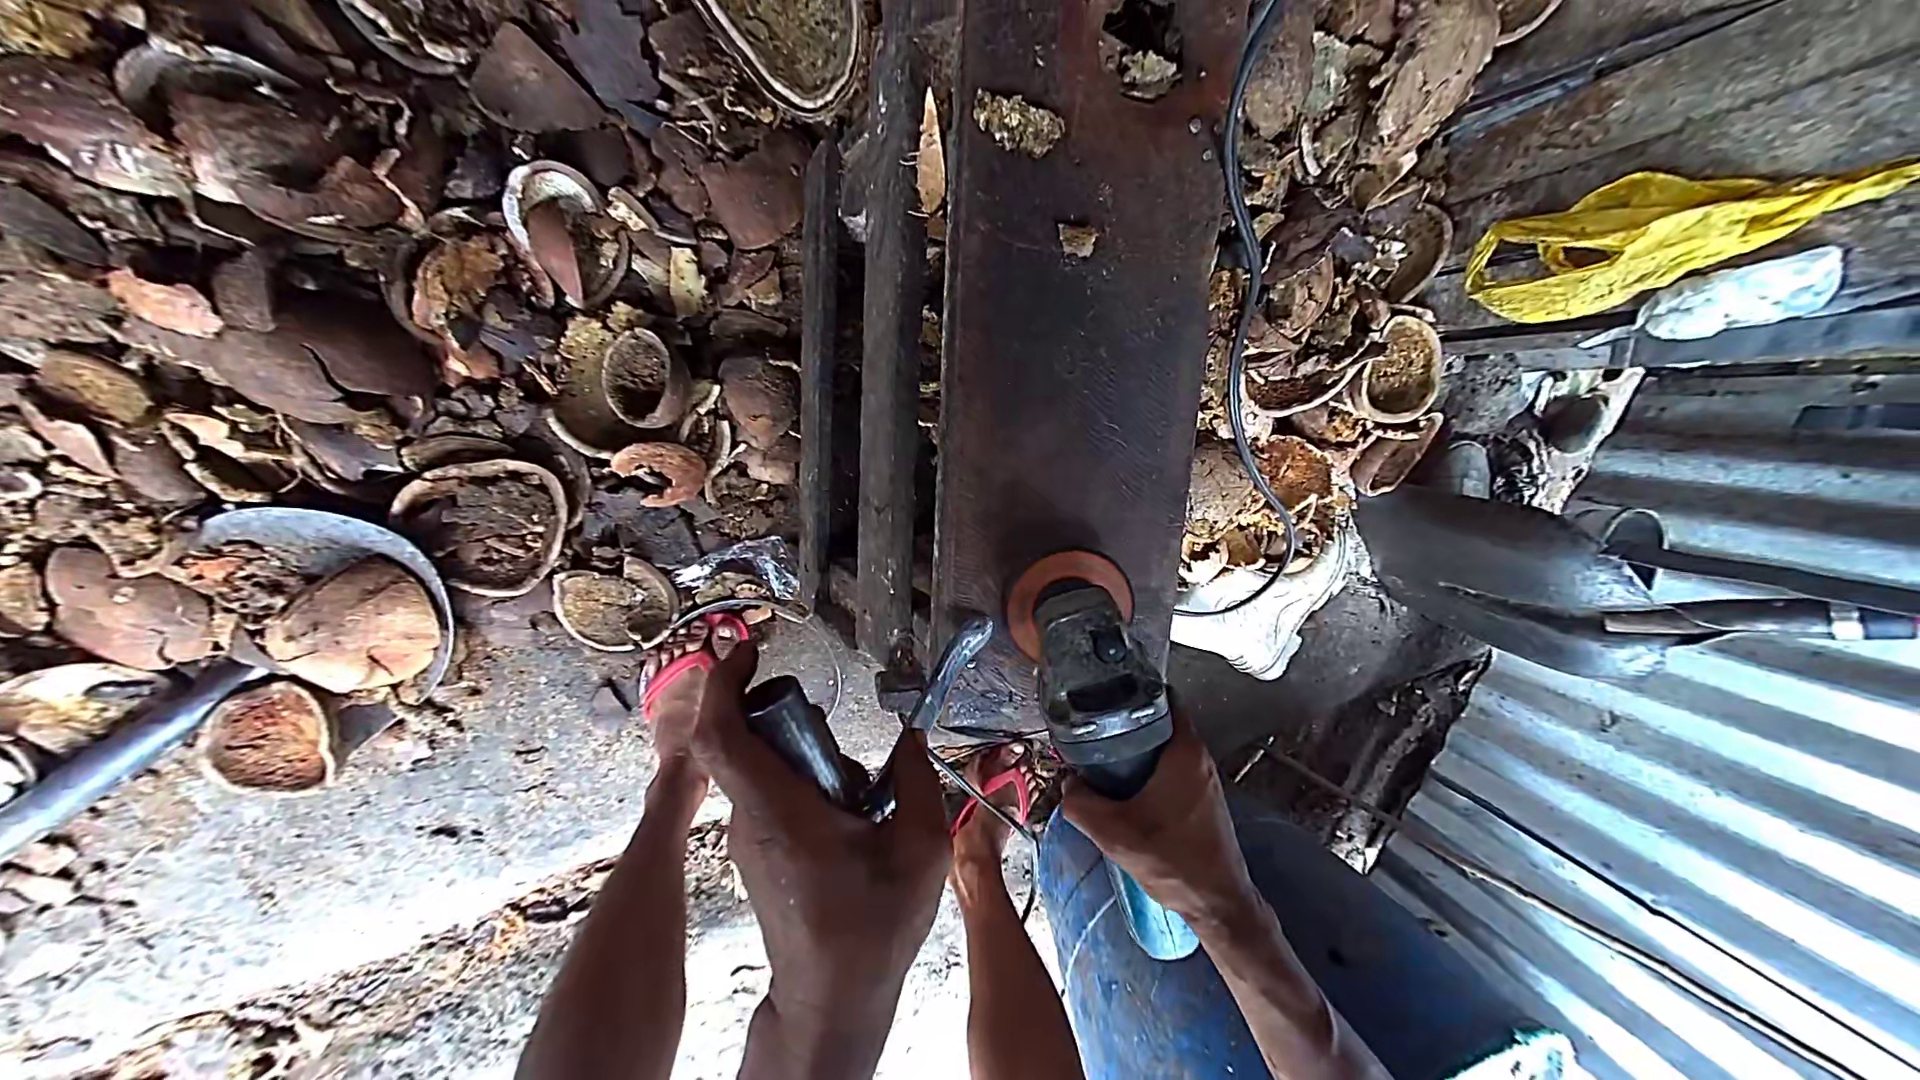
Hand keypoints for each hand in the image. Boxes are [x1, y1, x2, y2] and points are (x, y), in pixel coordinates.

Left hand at [691, 643, 950, 1074]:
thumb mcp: (921, 850)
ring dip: (790, 740)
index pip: (721, 736)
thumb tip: (911, 736)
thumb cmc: (870, 931)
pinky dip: (793, 767)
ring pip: (754, 761)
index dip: (723, 684)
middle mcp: (750, 817)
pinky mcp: (756, 844)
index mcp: (778, 812)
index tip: (746, 649)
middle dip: (770, 703)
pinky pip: (764, 785)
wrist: (830, 1000)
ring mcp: (748, 832)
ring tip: (843, 763)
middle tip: (816, 705)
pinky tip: (842, 795)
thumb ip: (920, 782)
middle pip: (737, 738)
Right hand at [1061, 712, 1259, 929]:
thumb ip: (1079, 804)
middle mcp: (1199, 758)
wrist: (1217, 904)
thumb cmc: (1173, 861)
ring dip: (1138, 747)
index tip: (1108, 693)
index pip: (1165, 697)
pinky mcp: (1202, 798)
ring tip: (1104, 754)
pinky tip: (1126, 786)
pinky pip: (1171, 767)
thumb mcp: (1113, 832)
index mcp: (1185, 752)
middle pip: (1161, 720)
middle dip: (1128, 720)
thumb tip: (1067, 785)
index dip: (1134, 689)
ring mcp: (1204, 778)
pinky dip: (1149, 767)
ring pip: (1165, 746)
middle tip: (1097, 726)